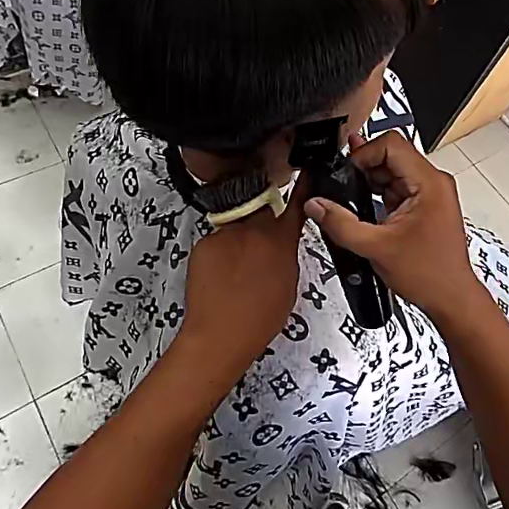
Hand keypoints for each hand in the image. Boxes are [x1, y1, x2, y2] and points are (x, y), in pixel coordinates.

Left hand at [175, 199, 308, 380]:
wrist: (220, 334)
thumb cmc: (257, 318)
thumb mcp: (288, 282)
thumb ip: (286, 253)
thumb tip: (283, 242)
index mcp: (279, 240)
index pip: (295, 204)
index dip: (302, 188)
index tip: (306, 174)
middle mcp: (252, 231)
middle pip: (261, 212)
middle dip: (263, 222)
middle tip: (261, 248)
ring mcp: (225, 236)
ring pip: (237, 228)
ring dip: (240, 242)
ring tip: (238, 272)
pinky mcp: (203, 244)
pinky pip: (216, 241)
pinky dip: (220, 254)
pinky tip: (222, 276)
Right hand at [301, 133, 486, 321]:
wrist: (451, 298)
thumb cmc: (430, 275)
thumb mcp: (375, 248)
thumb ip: (340, 224)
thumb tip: (317, 205)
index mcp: (429, 183)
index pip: (391, 144)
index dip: (364, 153)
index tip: (347, 171)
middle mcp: (434, 183)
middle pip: (391, 155)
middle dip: (364, 170)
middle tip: (343, 188)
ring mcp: (431, 194)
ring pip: (392, 172)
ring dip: (371, 184)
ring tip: (355, 204)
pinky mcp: (426, 205)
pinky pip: (398, 188)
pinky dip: (379, 196)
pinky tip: (367, 214)